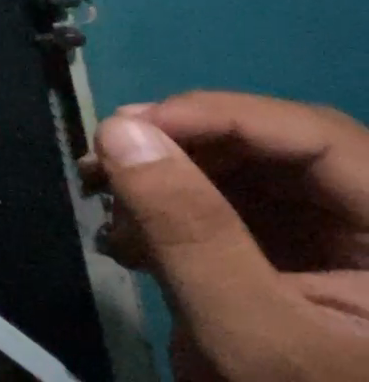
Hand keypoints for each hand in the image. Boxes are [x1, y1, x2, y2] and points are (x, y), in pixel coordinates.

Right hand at [84, 92, 368, 380]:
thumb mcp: (251, 331)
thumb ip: (190, 230)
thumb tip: (117, 129)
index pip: (321, 138)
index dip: (220, 115)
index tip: (125, 124)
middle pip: (278, 145)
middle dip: (181, 141)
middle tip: (104, 152)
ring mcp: (343, 239)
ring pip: (245, 165)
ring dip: (165, 170)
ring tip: (102, 194)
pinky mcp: (301, 253)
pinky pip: (231, 198)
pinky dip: (169, 201)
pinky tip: (130, 230)